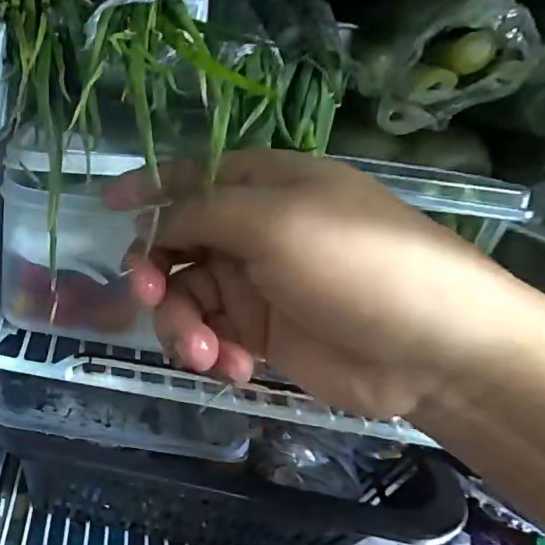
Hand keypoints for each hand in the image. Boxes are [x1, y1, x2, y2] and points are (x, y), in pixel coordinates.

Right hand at [105, 149, 544, 419]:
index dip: (147, 188)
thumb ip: (202, 213)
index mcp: (266, 185)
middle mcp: (254, 230)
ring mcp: (256, 283)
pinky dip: (209, 352)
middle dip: (156, 272)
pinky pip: (208, 334)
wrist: (439, 355)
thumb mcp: (276, 222)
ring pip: (184, 296)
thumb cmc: (361, 266)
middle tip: (150, 296)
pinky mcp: (260, 332)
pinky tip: (231, 369)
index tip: (105, 205)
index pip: (192, 176)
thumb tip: (156, 223)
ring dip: (181, 324)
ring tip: (204, 353)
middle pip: (175, 242)